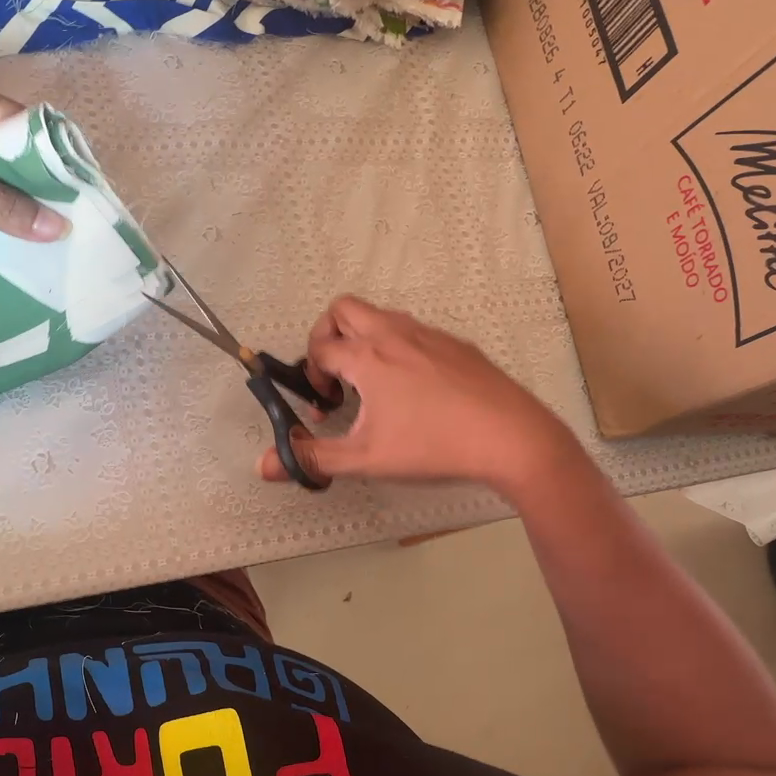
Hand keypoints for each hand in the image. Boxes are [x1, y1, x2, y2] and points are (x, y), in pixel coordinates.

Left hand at [0, 73, 70, 239]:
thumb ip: (2, 206)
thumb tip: (59, 229)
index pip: (31, 129)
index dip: (59, 164)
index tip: (85, 203)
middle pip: (15, 157)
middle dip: (40, 193)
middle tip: (72, 232)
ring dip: (15, 210)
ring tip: (50, 245)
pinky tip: (11, 246)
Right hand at [259, 296, 570, 491]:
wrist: (511, 437)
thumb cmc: (433, 446)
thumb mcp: (366, 459)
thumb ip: (313, 458)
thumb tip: (264, 466)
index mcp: (368, 356)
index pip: (319, 348)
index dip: (311, 376)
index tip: (325, 407)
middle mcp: (394, 334)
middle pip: (343, 309)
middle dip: (327, 336)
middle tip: (335, 376)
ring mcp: (428, 335)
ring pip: (380, 317)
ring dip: (362, 340)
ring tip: (371, 386)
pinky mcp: (455, 344)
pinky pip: (412, 332)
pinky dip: (396, 348)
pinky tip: (414, 391)